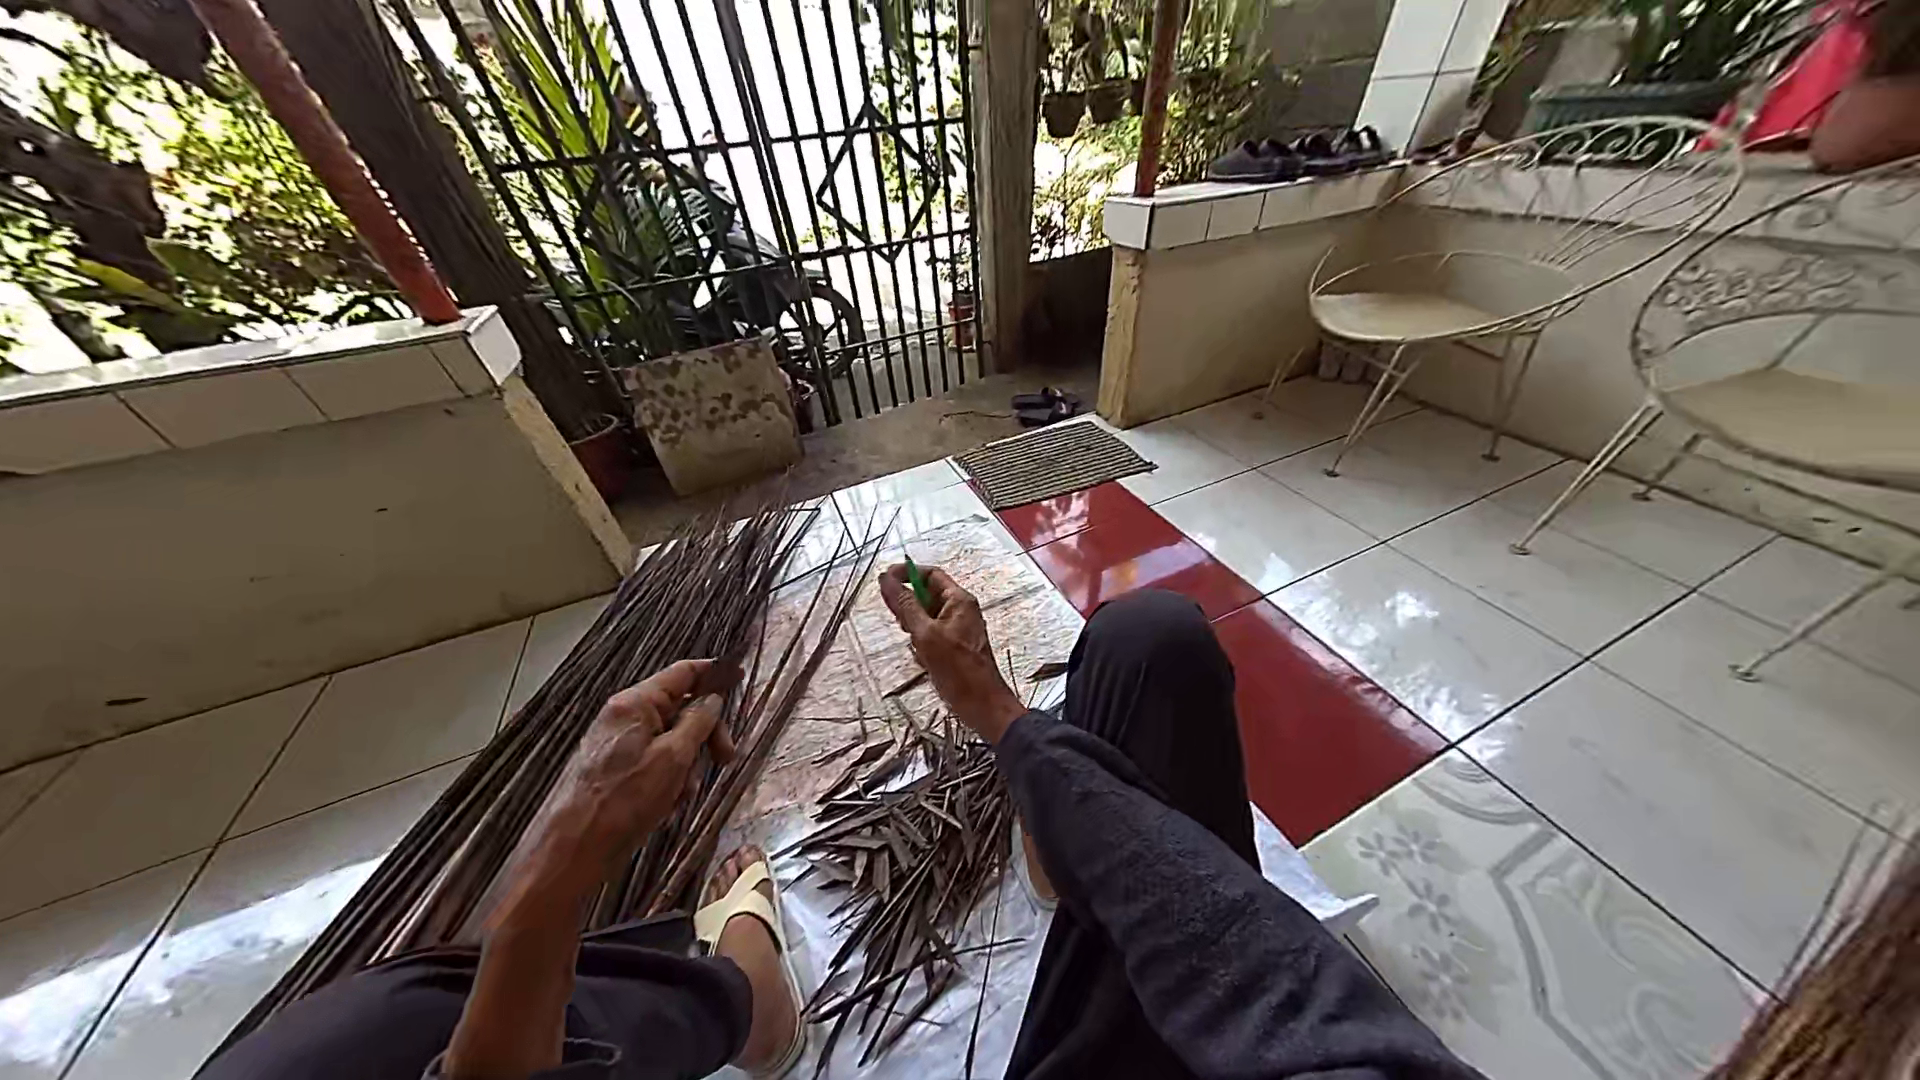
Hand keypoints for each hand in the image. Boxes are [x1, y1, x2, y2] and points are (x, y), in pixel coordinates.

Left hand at [519, 660, 736, 893]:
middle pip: (681, 708)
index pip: (682, 672)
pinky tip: (669, 801)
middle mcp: (625, 716)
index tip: (740, 678)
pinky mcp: (616, 768)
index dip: (713, 672)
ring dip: (689, 761)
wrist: (571, 853)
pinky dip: (671, 776)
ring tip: (685, 792)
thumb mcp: (674, 757)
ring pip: (672, 737)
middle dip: (707, 732)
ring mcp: (619, 742)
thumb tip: (713, 699)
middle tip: (726, 758)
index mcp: (635, 703)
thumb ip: (699, 721)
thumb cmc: (623, 801)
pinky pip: (656, 759)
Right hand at [878, 564, 1025, 741]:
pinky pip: (931, 635)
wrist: (983, 706)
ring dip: (914, 629)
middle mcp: (961, 610)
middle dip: (909, 608)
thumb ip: (905, 606)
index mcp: (959, 600)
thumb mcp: (926, 634)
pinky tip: (924, 661)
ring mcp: (958, 628)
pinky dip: (922, 644)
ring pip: (926, 617)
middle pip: (927, 595)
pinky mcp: (954, 646)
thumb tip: (886, 580)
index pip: (930, 574)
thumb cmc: (958, 670)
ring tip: (918, 647)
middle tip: (901, 625)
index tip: (884, 581)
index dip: (906, 574)